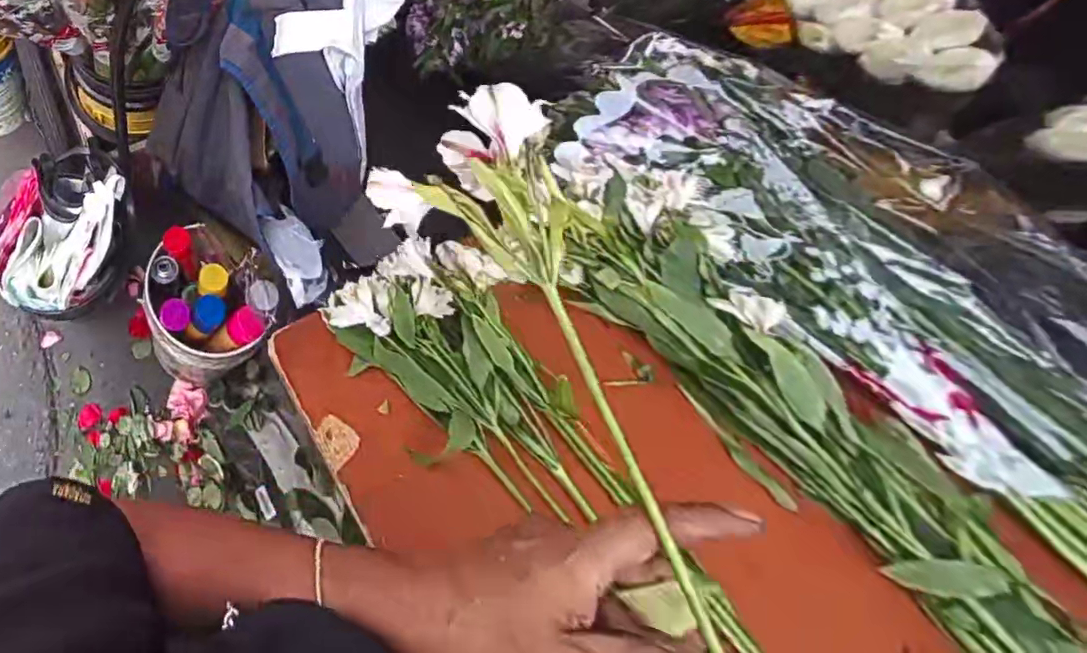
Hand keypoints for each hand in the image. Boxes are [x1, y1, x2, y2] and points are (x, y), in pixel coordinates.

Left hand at [331, 504, 762, 652]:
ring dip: (626, 615)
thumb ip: (631, 650)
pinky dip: (595, 608)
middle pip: (631, 564)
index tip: (747, 522)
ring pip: (604, 577)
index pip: (647, 528)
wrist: (415, 604)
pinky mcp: (518, 554)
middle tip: (675, 638)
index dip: (700, 523)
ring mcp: (534, 543)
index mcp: (574, 555)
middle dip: (664, 606)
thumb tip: (690, 643)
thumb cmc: (484, 633)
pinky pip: (574, 577)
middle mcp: (556, 537)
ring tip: (594, 639)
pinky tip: (583, 635)